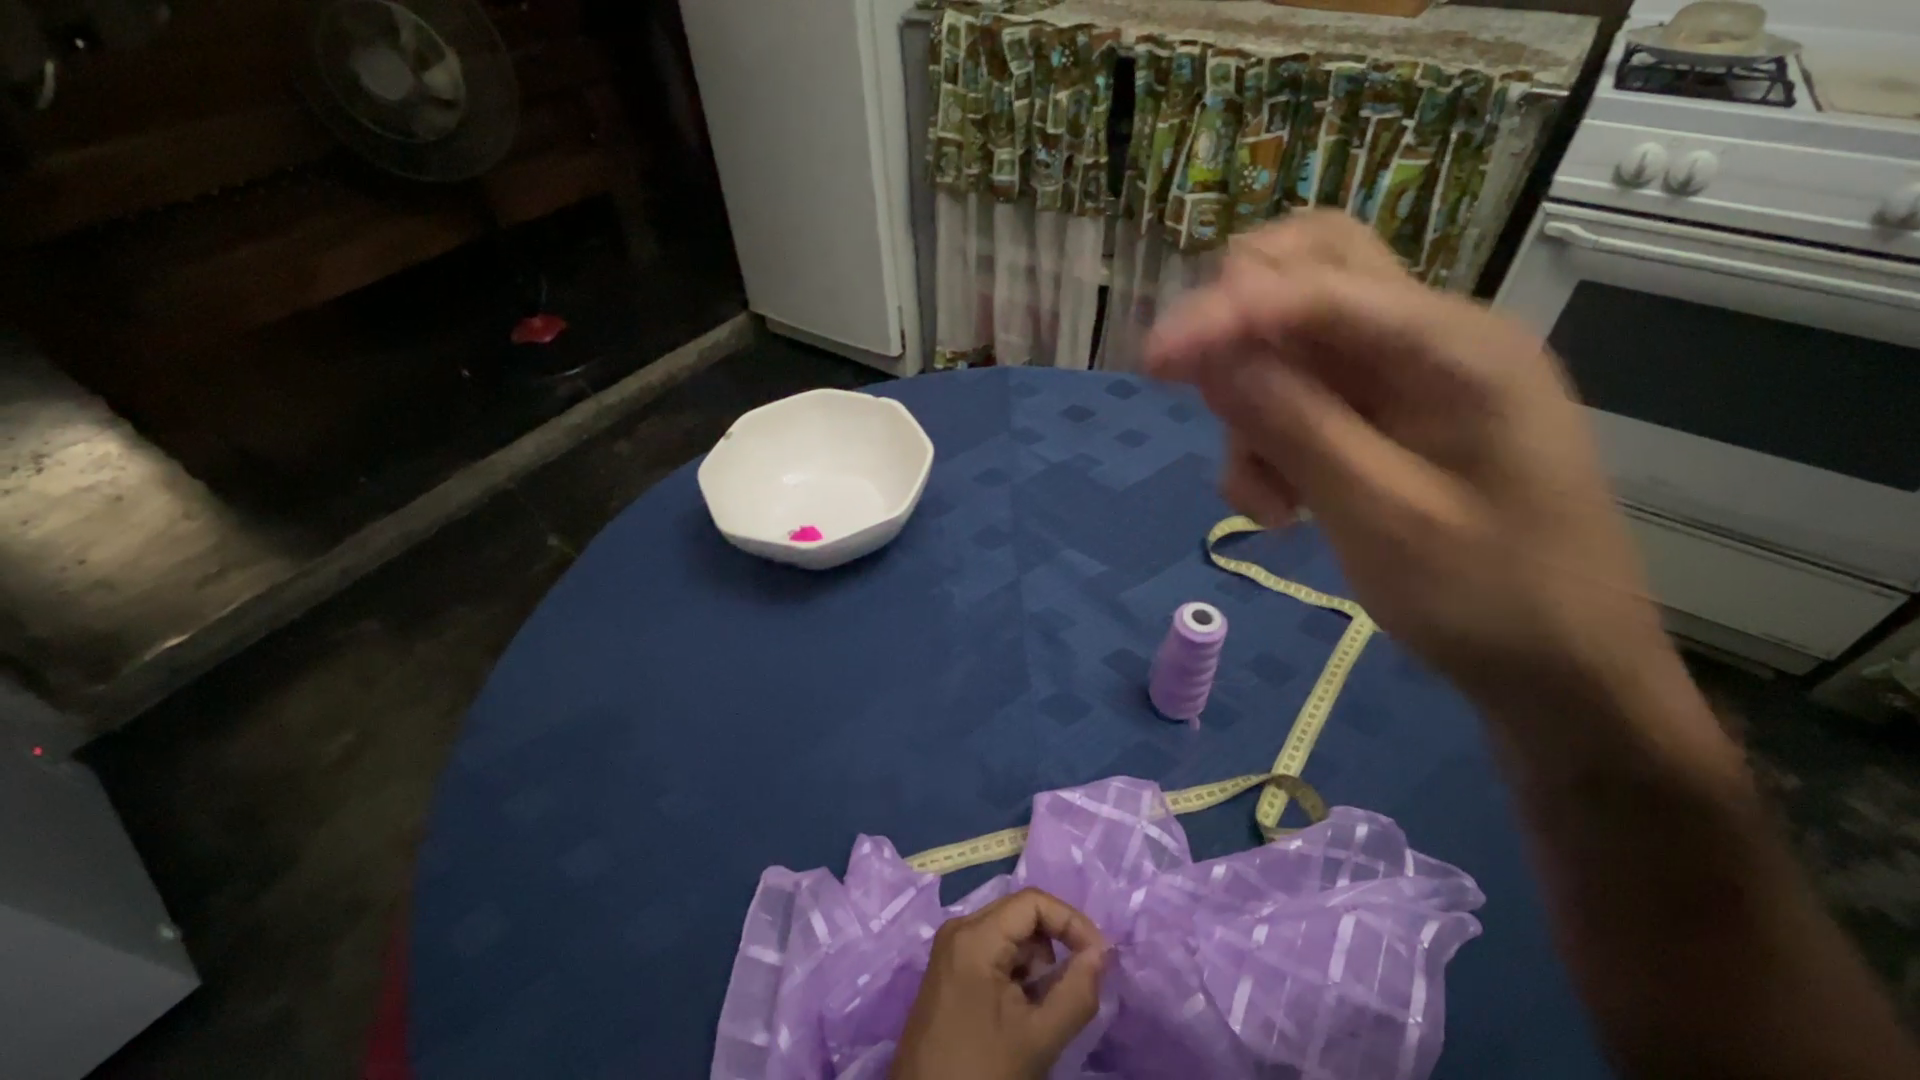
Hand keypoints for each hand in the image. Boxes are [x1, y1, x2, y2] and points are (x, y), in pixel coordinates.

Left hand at [891, 888, 1106, 1079]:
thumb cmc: (982, 1070)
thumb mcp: (1040, 1036)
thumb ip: (1078, 991)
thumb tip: (1101, 952)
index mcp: (974, 936)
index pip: (1034, 901)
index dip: (1072, 921)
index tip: (1099, 957)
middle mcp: (958, 930)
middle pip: (1021, 914)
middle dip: (1056, 943)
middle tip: (1076, 982)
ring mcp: (950, 950)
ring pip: (1009, 934)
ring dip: (1037, 962)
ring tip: (1042, 1006)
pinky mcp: (948, 970)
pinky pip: (993, 952)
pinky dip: (1017, 972)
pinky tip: (1022, 1009)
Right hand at [1147, 213, 1670, 716]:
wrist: (1564, 669)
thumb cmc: (1490, 598)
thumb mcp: (1382, 515)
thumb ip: (1295, 424)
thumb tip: (1211, 354)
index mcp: (1454, 346)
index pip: (1316, 287)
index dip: (1223, 314)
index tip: (1150, 365)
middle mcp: (1434, 335)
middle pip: (1310, 270)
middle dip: (1239, 328)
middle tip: (1205, 401)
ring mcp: (1414, 374)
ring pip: (1296, 337)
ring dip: (1254, 405)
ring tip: (1266, 501)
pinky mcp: (1396, 414)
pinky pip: (1310, 392)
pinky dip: (1275, 438)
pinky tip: (1284, 507)